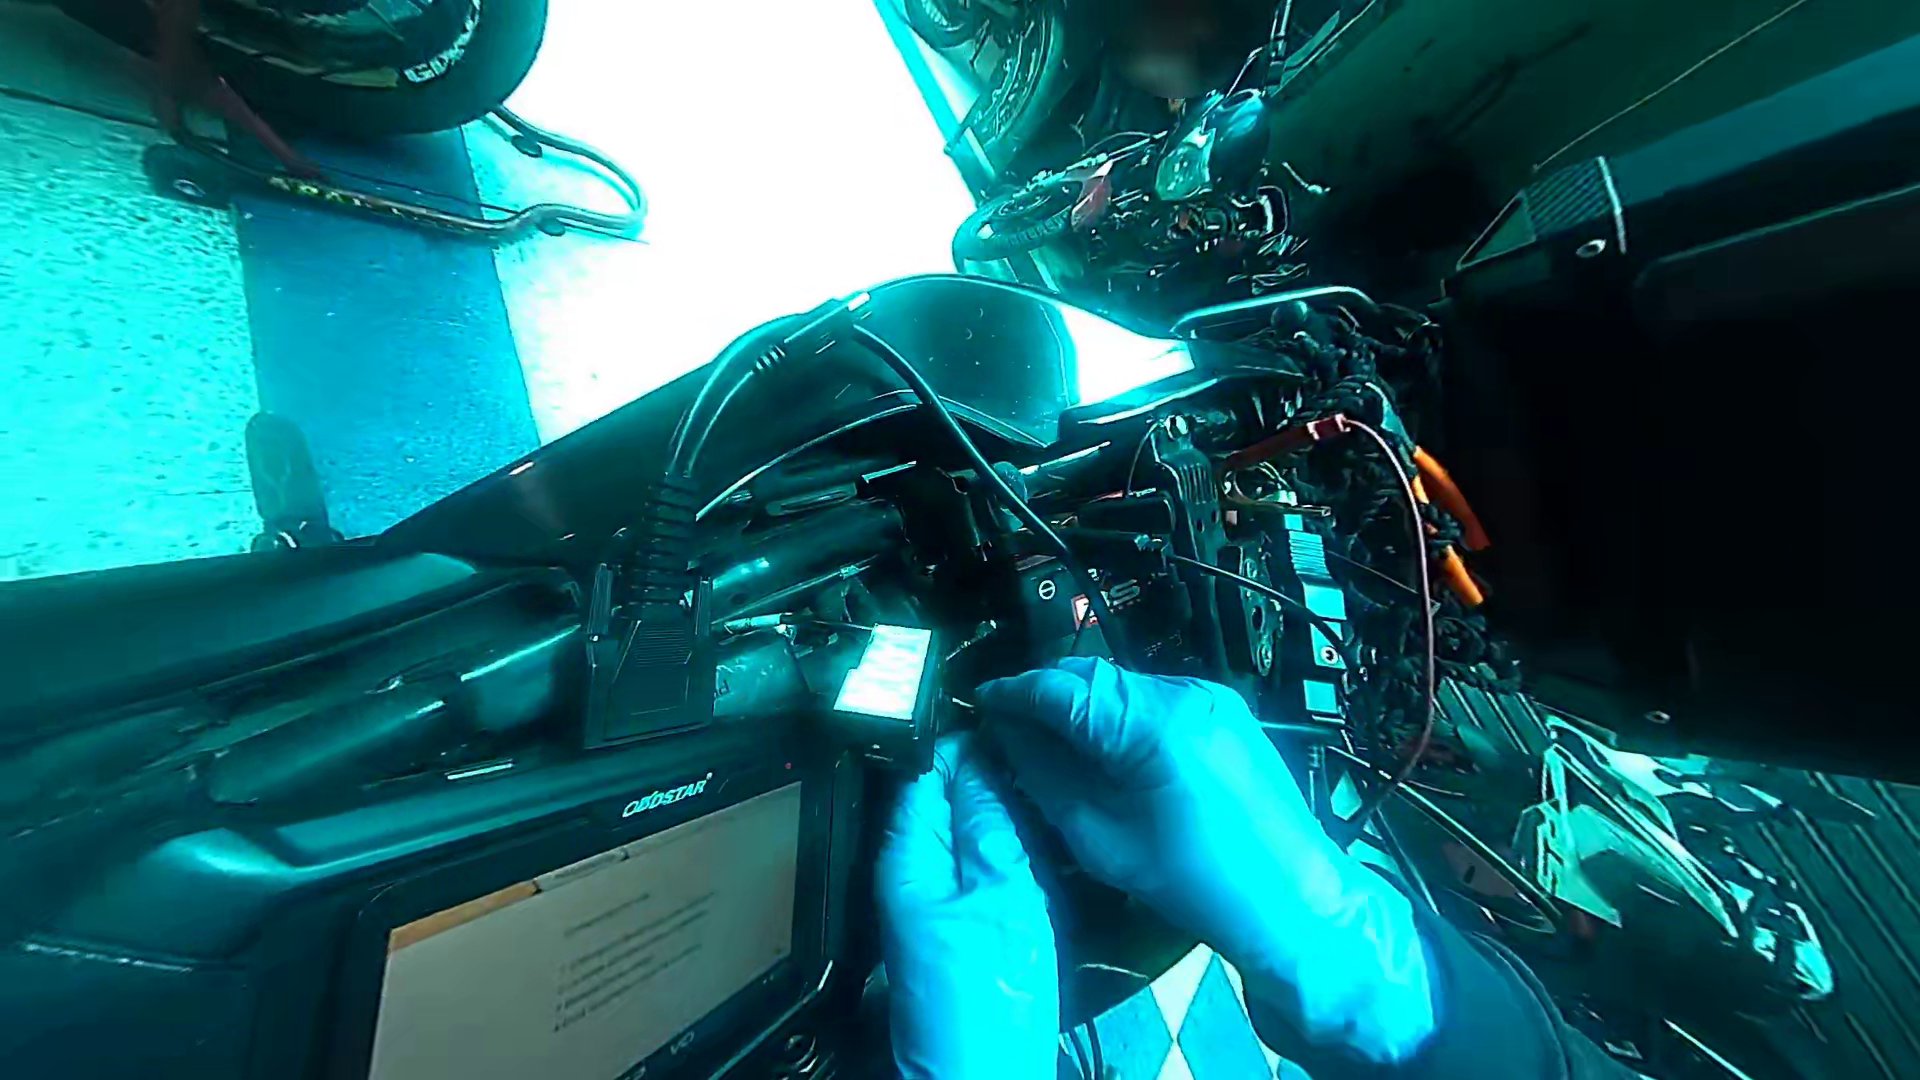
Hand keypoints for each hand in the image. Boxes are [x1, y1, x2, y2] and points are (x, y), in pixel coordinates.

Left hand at [875, 734, 1058, 1079]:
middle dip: (982, 777)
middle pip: (940, 795)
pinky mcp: (953, 911)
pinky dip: (996, 842)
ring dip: (994, 809)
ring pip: (959, 824)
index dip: (962, 747)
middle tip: (1031, 769)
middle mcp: (910, 864)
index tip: (1006, 734)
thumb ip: (986, 820)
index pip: (925, 772)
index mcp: (908, 851)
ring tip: (1035, 798)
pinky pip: (970, 857)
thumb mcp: (998, 891)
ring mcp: (930, 889)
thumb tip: (978, 758)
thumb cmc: (990, 988)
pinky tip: (1027, 839)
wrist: (984, 1075)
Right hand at [976, 658, 1434, 1064]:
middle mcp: (1180, 691)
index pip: (1061, 688)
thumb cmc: (1195, 882)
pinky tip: (1106, 745)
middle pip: (1090, 675)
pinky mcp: (1218, 705)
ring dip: (1079, 704)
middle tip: (1012, 725)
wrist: (1298, 902)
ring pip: (1117, 682)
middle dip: (1045, 695)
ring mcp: (1205, 693)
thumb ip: (1045, 774)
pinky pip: (1147, 695)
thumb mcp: (1102, 837)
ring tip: (1054, 738)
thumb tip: (1005, 732)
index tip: (981, 701)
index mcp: (1152, 723)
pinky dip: (1114, 712)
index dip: (1014, 691)